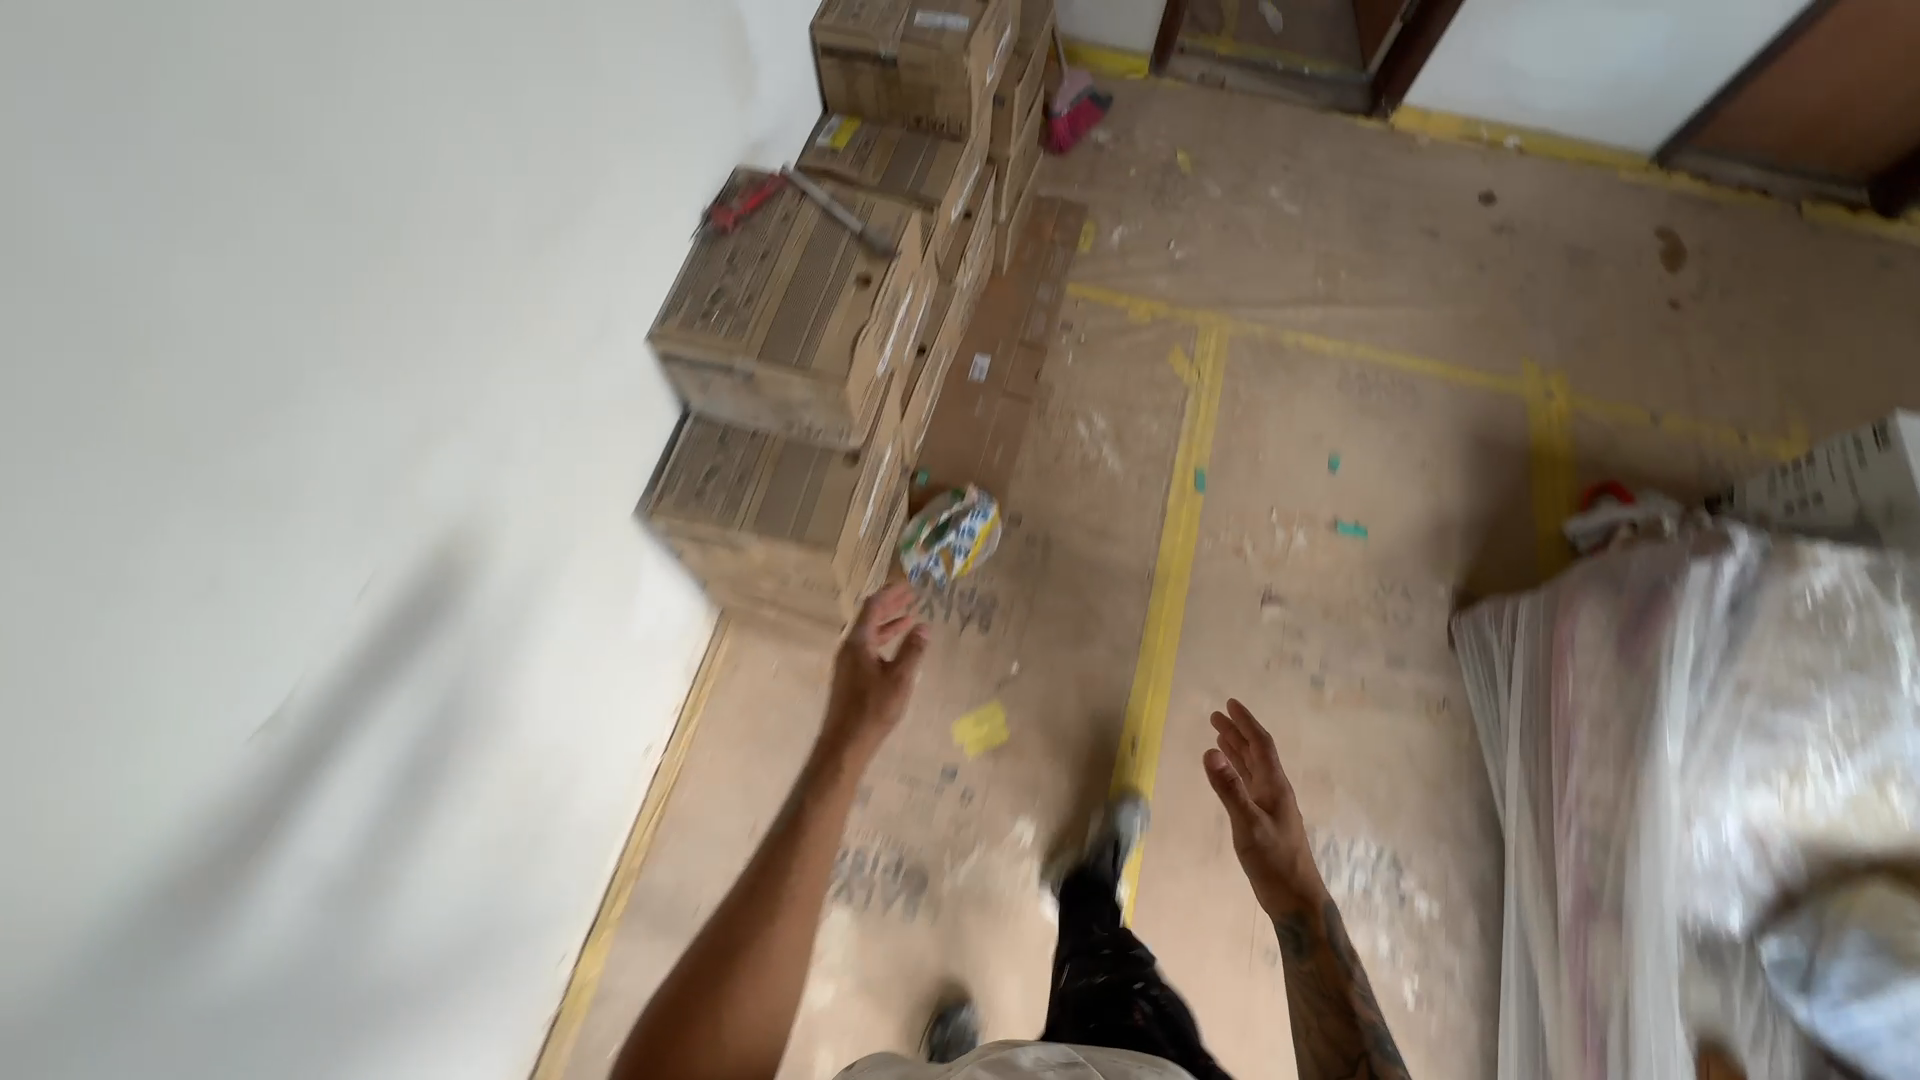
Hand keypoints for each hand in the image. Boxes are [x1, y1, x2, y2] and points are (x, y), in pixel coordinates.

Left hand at [819, 583, 930, 759]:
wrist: (845, 743)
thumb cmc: (872, 709)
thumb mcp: (899, 679)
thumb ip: (912, 651)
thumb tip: (924, 626)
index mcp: (858, 642)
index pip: (873, 606)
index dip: (890, 593)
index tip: (908, 586)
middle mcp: (849, 647)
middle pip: (868, 617)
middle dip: (890, 606)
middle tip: (911, 597)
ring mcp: (847, 663)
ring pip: (868, 634)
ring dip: (888, 624)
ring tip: (909, 619)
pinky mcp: (849, 677)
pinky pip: (867, 648)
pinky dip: (883, 641)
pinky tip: (897, 650)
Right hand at [1203, 699, 1326, 918]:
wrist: (1296, 900)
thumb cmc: (1274, 862)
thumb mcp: (1248, 824)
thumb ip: (1229, 789)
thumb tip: (1209, 751)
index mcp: (1275, 786)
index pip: (1260, 745)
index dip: (1246, 724)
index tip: (1230, 704)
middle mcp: (1274, 791)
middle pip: (1256, 753)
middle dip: (1237, 732)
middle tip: (1217, 715)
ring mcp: (1270, 806)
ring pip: (1252, 769)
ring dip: (1236, 750)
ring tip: (1218, 735)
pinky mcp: (1264, 820)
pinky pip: (1248, 785)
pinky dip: (1236, 771)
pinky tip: (1227, 774)